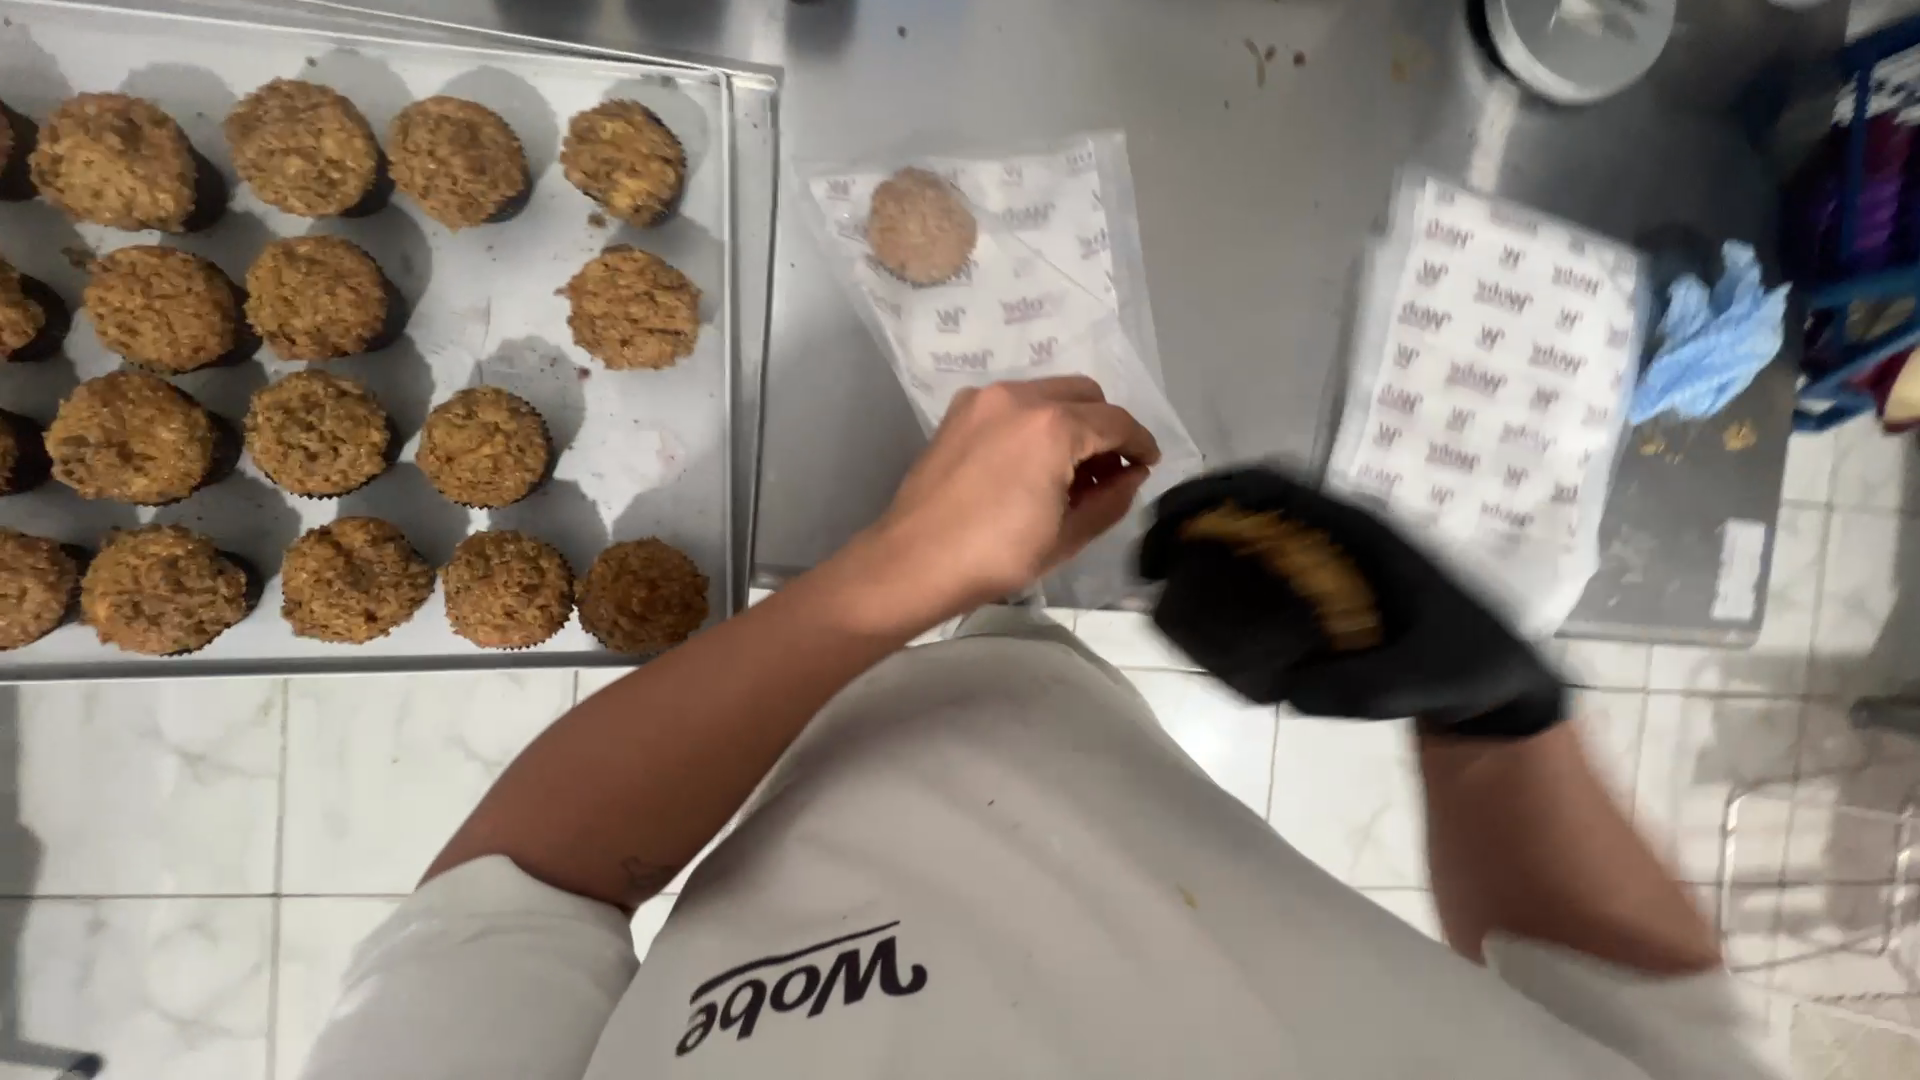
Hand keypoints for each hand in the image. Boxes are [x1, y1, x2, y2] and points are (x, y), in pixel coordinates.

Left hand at [855, 377, 1160, 624]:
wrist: (913, 561)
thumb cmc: (995, 557)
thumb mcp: (1066, 536)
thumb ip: (1111, 499)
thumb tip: (1131, 475)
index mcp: (1052, 426)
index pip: (1116, 422)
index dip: (1140, 443)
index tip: (1147, 464)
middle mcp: (1019, 397)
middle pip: (1085, 395)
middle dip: (1106, 427)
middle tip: (1107, 471)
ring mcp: (983, 400)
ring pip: (1048, 393)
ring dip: (1070, 421)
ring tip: (1068, 469)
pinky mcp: (958, 412)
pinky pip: (1013, 403)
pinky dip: (1034, 421)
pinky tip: (1029, 462)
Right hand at [1140, 467, 1563, 738]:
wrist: (1498, 679)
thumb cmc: (1468, 667)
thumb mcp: (1426, 679)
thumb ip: (1365, 688)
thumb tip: (1286, 692)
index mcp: (1358, 532)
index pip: (1272, 487)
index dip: (1211, 494)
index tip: (1165, 525)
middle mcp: (1334, 533)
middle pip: (1247, 501)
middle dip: (1188, 520)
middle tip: (1148, 565)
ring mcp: (1327, 558)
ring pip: (1248, 529)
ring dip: (1198, 544)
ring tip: (1162, 582)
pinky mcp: (1322, 587)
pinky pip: (1260, 563)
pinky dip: (1221, 573)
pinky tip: (1204, 608)